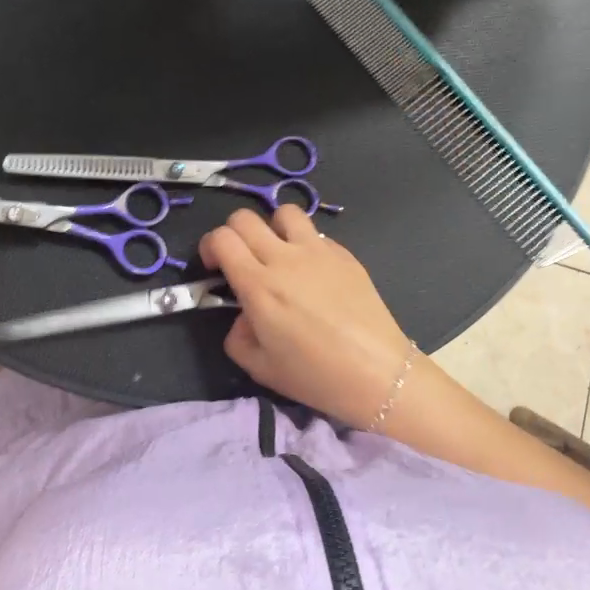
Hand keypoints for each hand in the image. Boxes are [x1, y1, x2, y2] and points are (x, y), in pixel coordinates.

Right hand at [201, 207, 416, 427]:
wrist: (379, 374)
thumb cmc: (316, 376)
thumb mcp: (262, 369)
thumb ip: (238, 338)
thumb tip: (243, 317)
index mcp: (258, 286)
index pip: (221, 239)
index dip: (210, 246)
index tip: (215, 267)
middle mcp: (284, 259)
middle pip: (245, 217)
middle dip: (233, 234)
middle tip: (240, 259)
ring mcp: (318, 252)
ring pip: (284, 212)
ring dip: (272, 228)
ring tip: (278, 253)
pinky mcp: (344, 254)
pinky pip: (316, 234)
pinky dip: (305, 245)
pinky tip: (313, 273)